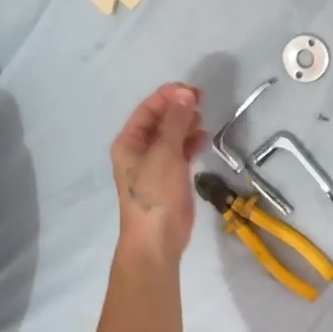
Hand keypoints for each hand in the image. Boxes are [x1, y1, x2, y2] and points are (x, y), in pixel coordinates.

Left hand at [111, 83, 207, 260]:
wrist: (157, 239)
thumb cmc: (155, 193)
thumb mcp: (165, 153)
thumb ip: (176, 122)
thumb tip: (186, 94)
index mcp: (129, 142)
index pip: (148, 110)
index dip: (168, 96)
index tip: (192, 91)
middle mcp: (139, 150)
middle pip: (159, 121)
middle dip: (179, 109)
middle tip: (202, 102)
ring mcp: (155, 165)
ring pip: (171, 136)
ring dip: (186, 126)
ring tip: (203, 121)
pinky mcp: (170, 178)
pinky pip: (180, 153)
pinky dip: (190, 144)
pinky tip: (203, 140)